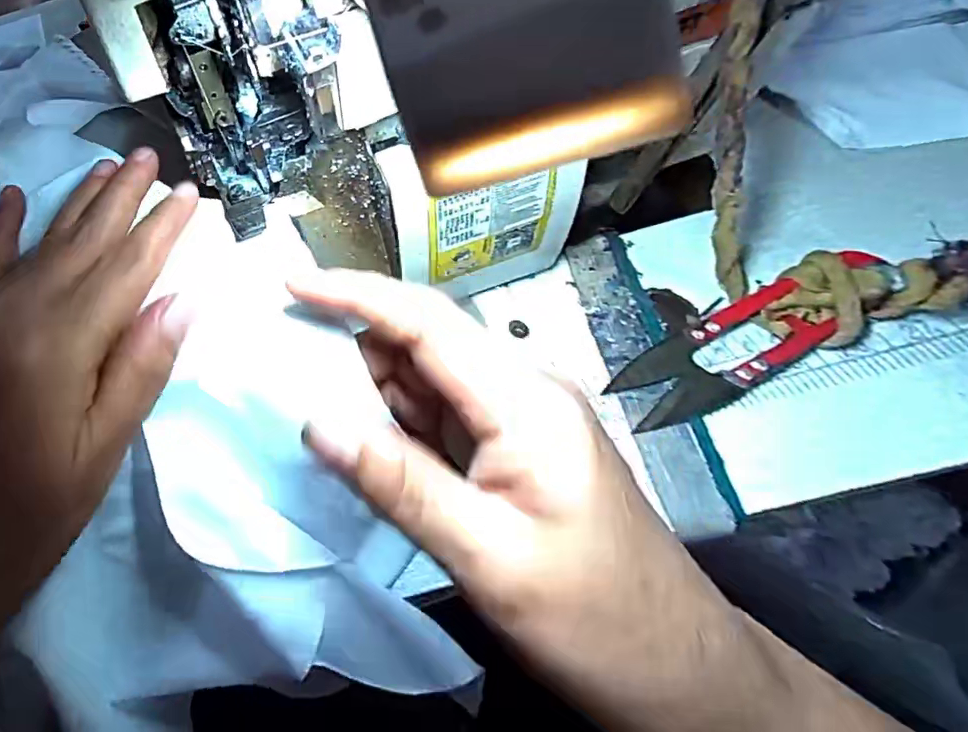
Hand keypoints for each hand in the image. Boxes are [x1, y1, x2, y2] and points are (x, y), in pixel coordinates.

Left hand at [0, 149, 198, 731]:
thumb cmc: (19, 525)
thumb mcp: (96, 457)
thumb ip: (138, 370)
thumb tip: (180, 299)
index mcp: (58, 345)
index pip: (125, 269)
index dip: (161, 229)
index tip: (189, 193)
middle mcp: (14, 313)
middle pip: (80, 242)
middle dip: (119, 196)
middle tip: (147, 155)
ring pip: (37, 244)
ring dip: (74, 204)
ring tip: (103, 167)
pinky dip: (0, 229)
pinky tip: (11, 195)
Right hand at [290, 270, 899, 731]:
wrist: (689, 682)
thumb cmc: (601, 622)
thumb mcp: (492, 558)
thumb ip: (399, 484)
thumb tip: (313, 425)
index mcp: (525, 401)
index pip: (426, 321)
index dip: (354, 294)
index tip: (292, 283)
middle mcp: (517, 390)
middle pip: (417, 337)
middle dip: (346, 330)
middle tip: (278, 334)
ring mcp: (508, 416)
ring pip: (415, 371)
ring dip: (356, 370)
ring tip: (294, 372)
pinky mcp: (498, 444)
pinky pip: (424, 409)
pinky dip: (378, 408)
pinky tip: (344, 417)